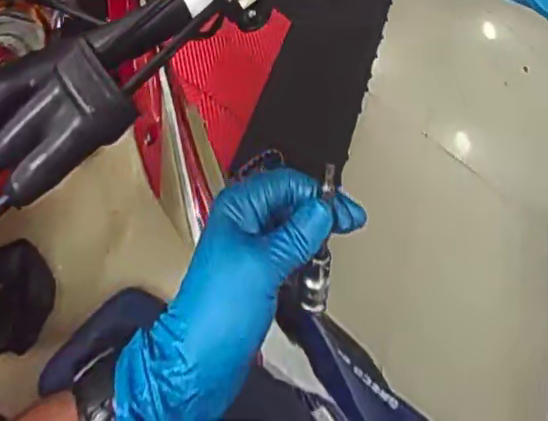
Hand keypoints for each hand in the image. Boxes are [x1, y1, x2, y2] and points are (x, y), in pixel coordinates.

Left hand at [115, 170, 366, 420]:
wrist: (197, 363)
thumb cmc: (220, 309)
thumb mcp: (264, 265)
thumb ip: (297, 235)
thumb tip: (323, 208)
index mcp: (238, 206)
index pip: (285, 183)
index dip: (318, 194)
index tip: (349, 213)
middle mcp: (243, 220)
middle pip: (289, 203)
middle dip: (318, 216)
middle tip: (348, 228)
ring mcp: (249, 247)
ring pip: (291, 230)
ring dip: (312, 241)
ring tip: (327, 259)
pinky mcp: (256, 273)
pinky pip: (287, 256)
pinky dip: (303, 262)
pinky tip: (313, 278)